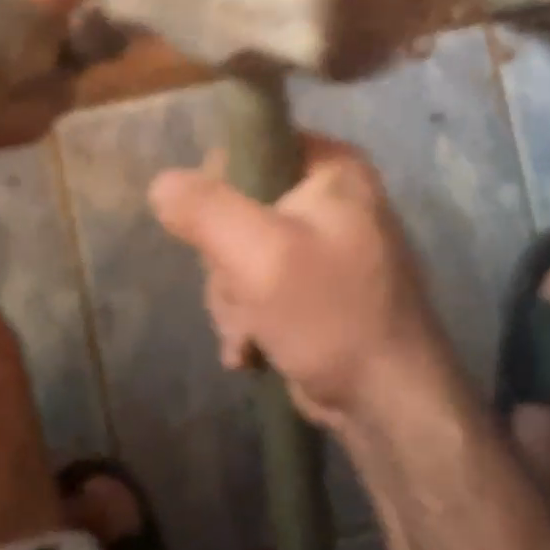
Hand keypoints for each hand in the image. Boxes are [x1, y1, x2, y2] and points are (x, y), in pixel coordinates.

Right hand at [149, 136, 445, 426]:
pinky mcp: (315, 288)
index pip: (251, 146)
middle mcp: (330, 196)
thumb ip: (206, 209)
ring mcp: (323, 244)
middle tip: (241, 294)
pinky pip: (259, 286)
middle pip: (238, 207)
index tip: (213, 231)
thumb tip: (161, 183)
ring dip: (232, 299)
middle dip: (226, 264)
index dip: (219, 188)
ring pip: (241, 253)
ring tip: (250, 335)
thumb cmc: (331, 313)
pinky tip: (252, 350)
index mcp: (331, 167)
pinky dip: (249, 319)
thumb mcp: (260, 253)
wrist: (389, 403)